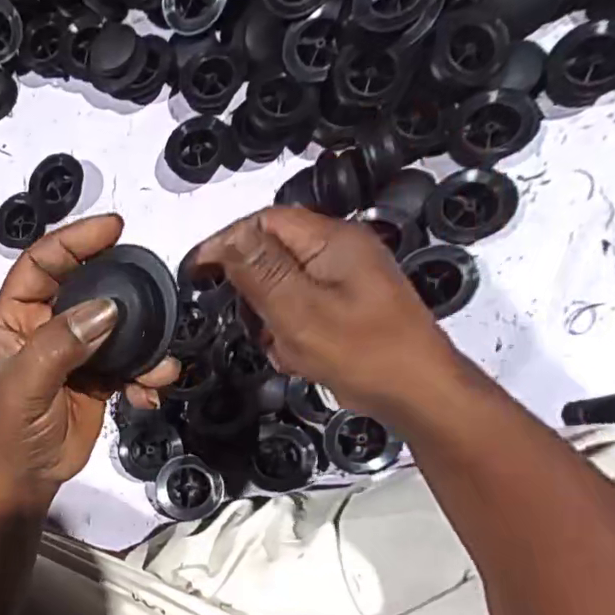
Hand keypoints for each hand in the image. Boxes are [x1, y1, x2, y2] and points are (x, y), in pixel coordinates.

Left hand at [0, 214, 177, 510]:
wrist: (29, 477)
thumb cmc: (11, 432)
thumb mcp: (26, 385)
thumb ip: (61, 345)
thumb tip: (105, 310)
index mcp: (16, 320)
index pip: (40, 264)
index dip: (72, 241)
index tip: (109, 229)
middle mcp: (46, 328)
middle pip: (84, 286)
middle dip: (117, 282)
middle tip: (148, 281)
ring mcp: (75, 352)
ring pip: (115, 326)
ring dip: (142, 340)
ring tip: (156, 361)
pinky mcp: (98, 377)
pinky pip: (128, 363)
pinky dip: (144, 374)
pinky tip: (147, 391)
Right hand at [189, 206, 458, 415]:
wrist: (414, 392)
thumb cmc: (371, 355)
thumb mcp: (300, 311)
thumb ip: (261, 272)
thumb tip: (229, 239)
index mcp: (332, 242)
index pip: (264, 222)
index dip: (226, 243)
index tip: (200, 268)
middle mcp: (341, 254)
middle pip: (272, 253)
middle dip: (251, 289)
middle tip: (248, 317)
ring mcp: (346, 282)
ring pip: (284, 286)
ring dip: (270, 316)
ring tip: (280, 341)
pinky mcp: (346, 308)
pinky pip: (300, 310)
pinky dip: (289, 332)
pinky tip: (297, 353)